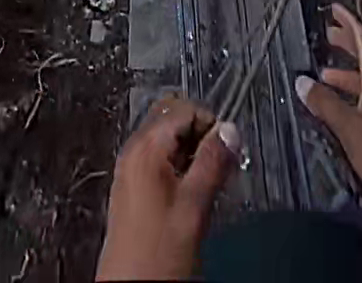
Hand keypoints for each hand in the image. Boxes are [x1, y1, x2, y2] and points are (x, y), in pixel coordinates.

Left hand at [97, 95, 240, 280]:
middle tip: (219, 164)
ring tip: (208, 182)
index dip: (210, 123)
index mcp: (146, 147)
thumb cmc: (160, 252)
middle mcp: (134, 150)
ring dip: (191, 150)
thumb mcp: (194, 206)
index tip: (227, 150)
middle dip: (200, 133)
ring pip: (167, 138)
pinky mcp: (132, 187)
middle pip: (172, 118)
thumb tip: (230, 128)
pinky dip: (179, 164)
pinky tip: (191, 193)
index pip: (184, 109)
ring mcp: (130, 168)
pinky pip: (159, 157)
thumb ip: (213, 162)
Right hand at [295, 3, 361, 224]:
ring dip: (347, 71)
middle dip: (348, 42)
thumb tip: (303, 82)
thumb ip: (325, 103)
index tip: (336, 10)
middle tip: (330, 33)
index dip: (350, 23)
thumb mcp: (349, 128)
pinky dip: (353, 93)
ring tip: (325, 72)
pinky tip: (340, 106)